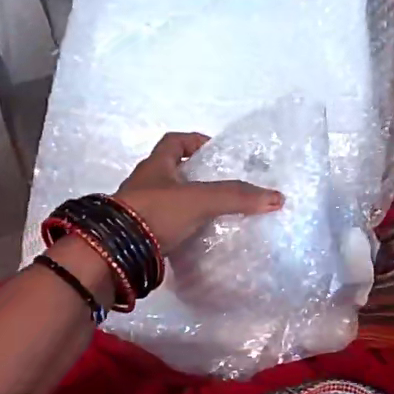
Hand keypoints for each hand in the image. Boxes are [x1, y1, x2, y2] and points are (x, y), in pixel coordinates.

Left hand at [114, 132, 283, 251]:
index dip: (194, 141)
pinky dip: (179, 229)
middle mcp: (144, 184)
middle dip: (194, 175)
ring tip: (212, 213)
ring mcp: (138, 211)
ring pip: (167, 200)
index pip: (173, 141)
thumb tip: (277, 197)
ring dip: (186, 204)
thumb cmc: (156, 212)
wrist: (116, 251)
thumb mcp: (201, 200)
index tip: (214, 151)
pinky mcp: (139, 236)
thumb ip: (236, 197)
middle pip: (170, 171)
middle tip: (220, 186)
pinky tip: (195, 238)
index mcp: (155, 166)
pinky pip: (163, 226)